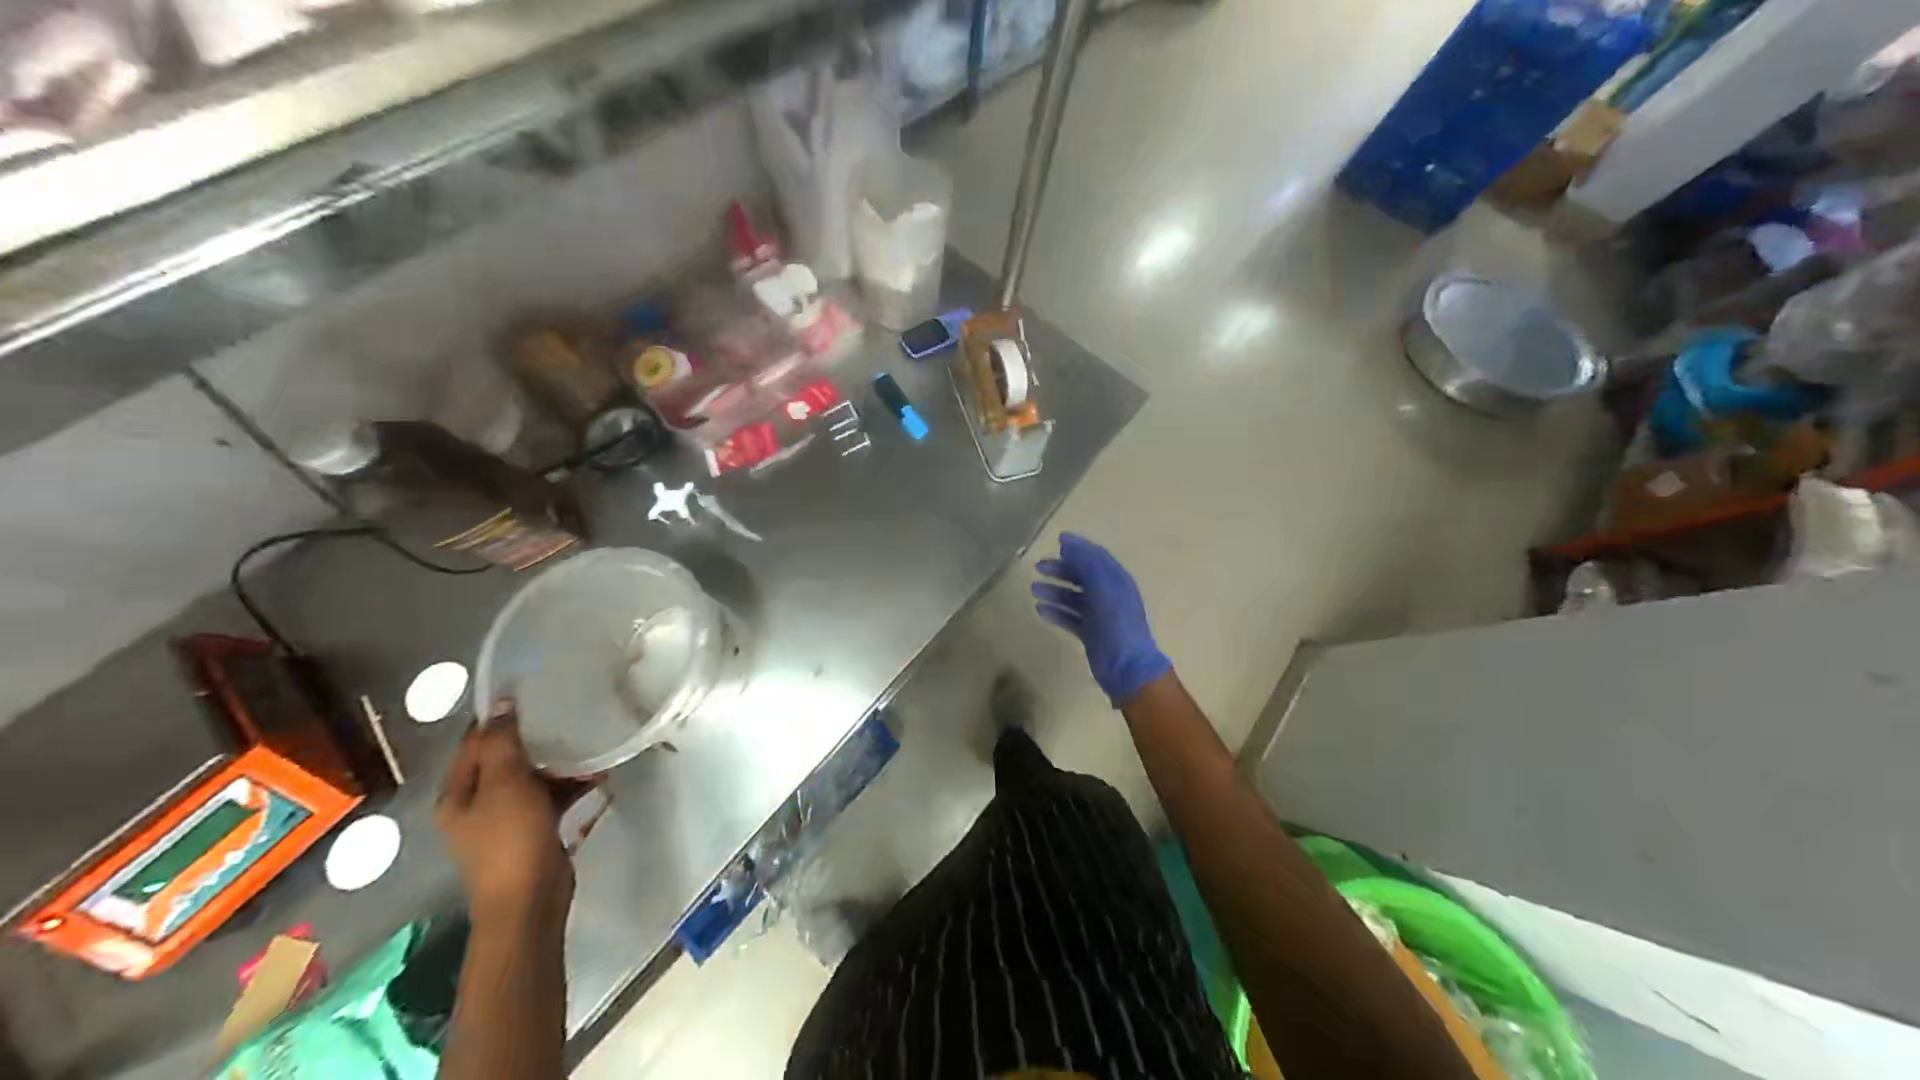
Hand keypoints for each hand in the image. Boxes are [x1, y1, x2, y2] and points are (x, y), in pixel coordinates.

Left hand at [435, 704, 574, 920]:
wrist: (529, 902)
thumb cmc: (511, 840)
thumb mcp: (505, 784)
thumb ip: (501, 743)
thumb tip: (500, 703)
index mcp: (458, 792)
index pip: (474, 741)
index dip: (499, 716)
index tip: (533, 692)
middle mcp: (476, 803)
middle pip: (504, 757)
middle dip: (534, 736)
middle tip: (567, 712)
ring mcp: (505, 819)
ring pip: (531, 776)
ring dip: (558, 761)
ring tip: (589, 742)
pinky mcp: (533, 831)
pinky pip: (551, 797)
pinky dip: (571, 785)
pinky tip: (598, 776)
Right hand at [1031, 532, 1171, 705]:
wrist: (1127, 667)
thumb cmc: (1117, 624)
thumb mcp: (1104, 589)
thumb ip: (1087, 565)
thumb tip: (1067, 544)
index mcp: (1116, 580)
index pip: (1096, 557)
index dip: (1078, 547)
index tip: (1057, 540)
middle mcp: (1108, 594)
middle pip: (1082, 575)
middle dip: (1061, 569)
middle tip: (1038, 567)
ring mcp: (1099, 615)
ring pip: (1073, 597)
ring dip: (1055, 591)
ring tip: (1034, 589)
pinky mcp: (1090, 633)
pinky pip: (1070, 617)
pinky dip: (1056, 612)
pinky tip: (1041, 610)